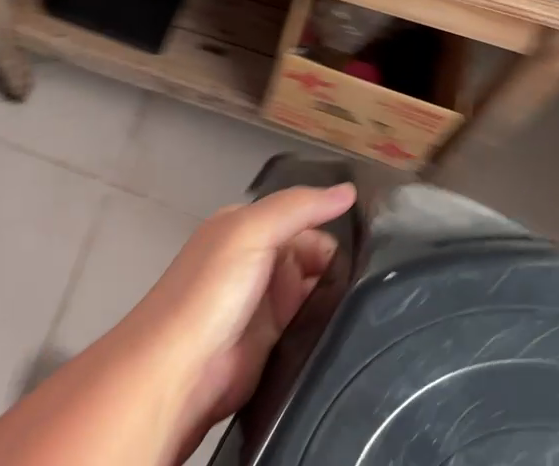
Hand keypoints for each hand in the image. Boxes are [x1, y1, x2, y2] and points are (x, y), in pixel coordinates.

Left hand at [120, 184, 356, 446]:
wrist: (180, 367)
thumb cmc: (209, 291)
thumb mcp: (250, 232)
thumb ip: (297, 208)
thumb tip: (348, 190)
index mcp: (246, 227)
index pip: (304, 222)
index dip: (334, 235)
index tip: (372, 256)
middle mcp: (257, 261)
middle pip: (316, 259)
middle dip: (343, 271)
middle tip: (378, 290)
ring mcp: (266, 303)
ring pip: (318, 294)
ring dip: (341, 301)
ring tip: (375, 313)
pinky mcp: (274, 342)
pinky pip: (312, 328)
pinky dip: (331, 330)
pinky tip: (357, 336)